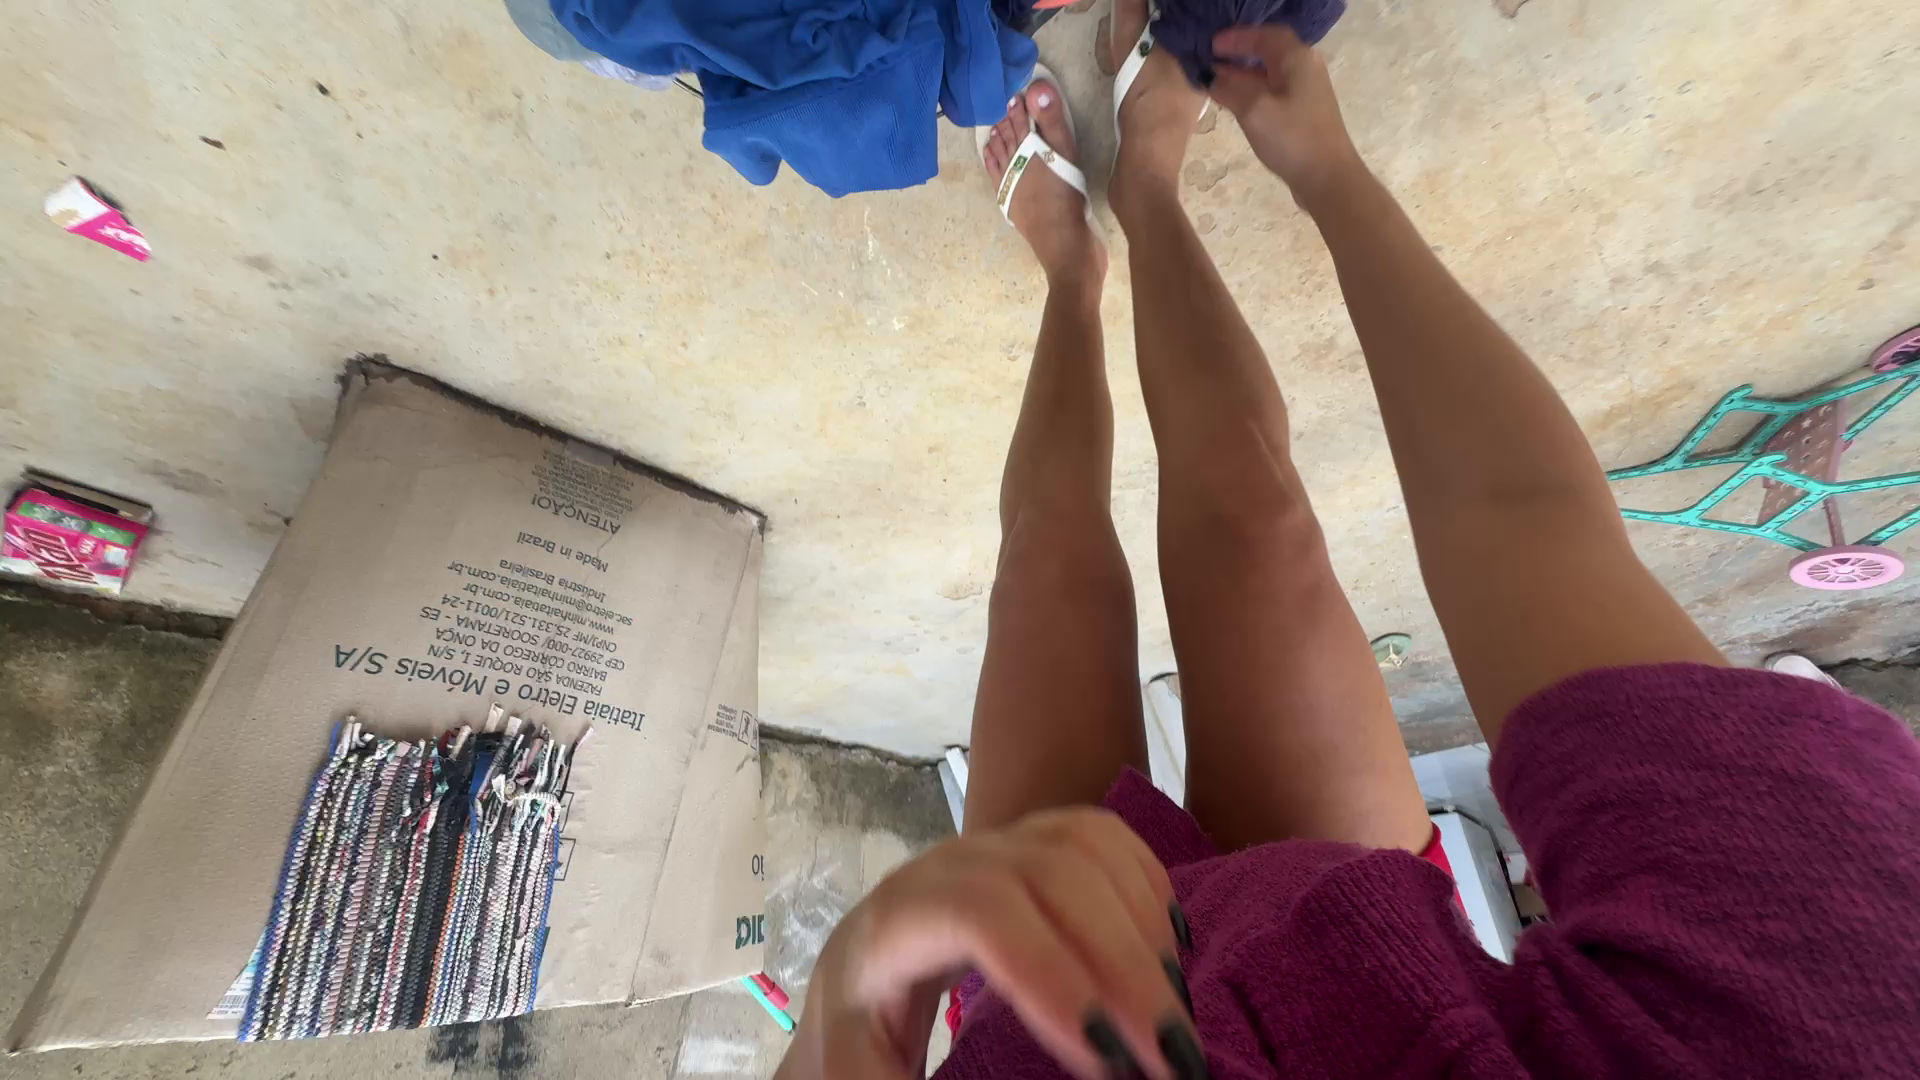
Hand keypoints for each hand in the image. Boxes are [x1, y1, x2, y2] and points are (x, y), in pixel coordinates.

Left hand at [775, 807, 1207, 1079]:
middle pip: (1045, 874)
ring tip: (1174, 1003)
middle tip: (1177, 1057)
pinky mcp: (1022, 846)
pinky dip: (1143, 879)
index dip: (1050, 972)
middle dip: (1120, 961)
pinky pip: (1095, 834)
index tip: (1111, 1059)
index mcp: (892, 924)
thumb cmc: (857, 1051)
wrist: (852, 999)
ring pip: (1079, 842)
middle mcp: (943, 867)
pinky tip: (1170, 941)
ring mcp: (987, 847)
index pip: (979, 914)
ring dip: (1141, 918)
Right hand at [1206, 26, 1364, 200]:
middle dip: (1239, 54)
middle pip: (1269, 52)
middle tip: (1211, 59)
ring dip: (1244, 74)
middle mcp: (1304, 68)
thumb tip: (1212, 77)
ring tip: (1218, 80)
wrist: (1325, 175)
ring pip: (1269, 74)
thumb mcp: (1255, 111)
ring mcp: (1305, 91)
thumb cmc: (1291, 139)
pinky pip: (1273, 92)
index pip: (1264, 36)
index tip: (1212, 43)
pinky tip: (1237, 102)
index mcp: (1296, 59)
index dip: (1237, 37)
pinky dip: (1252, 91)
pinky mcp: (1303, 112)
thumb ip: (1232, 89)